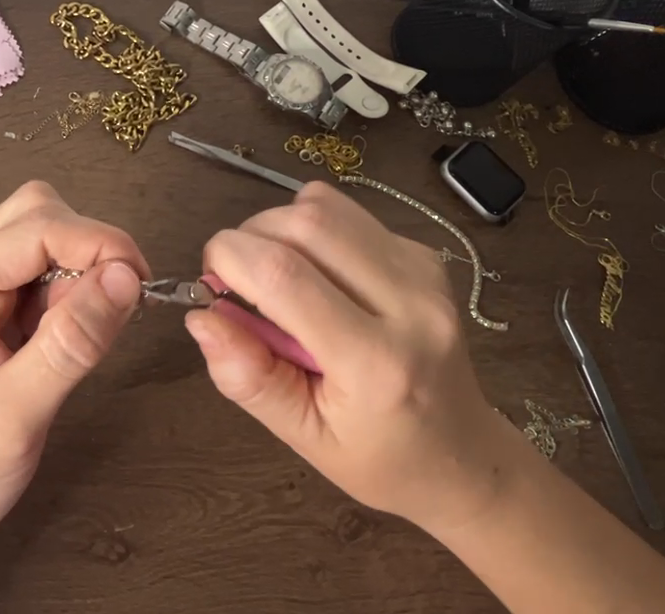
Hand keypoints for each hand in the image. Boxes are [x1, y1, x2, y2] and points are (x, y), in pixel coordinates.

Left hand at [0, 180, 149, 588]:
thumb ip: (69, 345)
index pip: (32, 229)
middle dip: (88, 244)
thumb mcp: (12, 418)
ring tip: (94, 328)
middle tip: (120, 300)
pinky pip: (48, 277)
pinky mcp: (0, 315)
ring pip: (45, 239)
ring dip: (84, 268)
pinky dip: (77, 292)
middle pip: (35, 215)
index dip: (94, 241)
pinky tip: (80, 335)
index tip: (141, 280)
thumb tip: (126, 278)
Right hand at [184, 181, 508, 533]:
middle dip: (249, 237)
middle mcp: (408, 304)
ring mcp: (423, 272)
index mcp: (376, 363)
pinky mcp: (425, 254)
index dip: (229, 258)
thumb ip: (248, 377)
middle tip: (237, 280)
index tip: (209, 281)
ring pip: (326, 206)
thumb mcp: (302, 437)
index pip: (285, 276)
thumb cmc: (377, 458)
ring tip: (274, 270)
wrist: (464, 456)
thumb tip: (200, 316)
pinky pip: (348, 213)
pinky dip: (311, 228)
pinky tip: (318, 272)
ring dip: (278, 225)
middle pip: (305, 224)